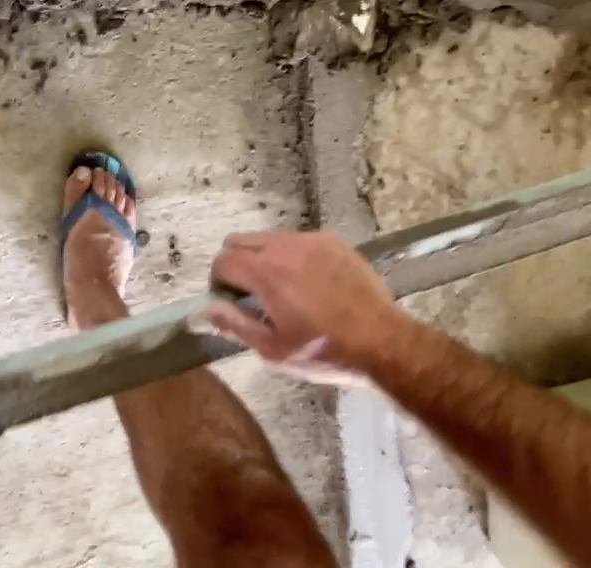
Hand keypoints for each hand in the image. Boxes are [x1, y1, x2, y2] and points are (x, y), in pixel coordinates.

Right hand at [205, 231, 399, 384]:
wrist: (383, 342)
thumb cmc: (324, 352)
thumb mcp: (274, 349)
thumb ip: (235, 324)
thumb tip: (206, 308)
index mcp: (265, 272)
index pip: (222, 260)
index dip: (218, 281)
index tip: (229, 301)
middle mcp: (283, 246)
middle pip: (239, 240)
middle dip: (236, 263)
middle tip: (250, 294)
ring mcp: (310, 240)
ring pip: (268, 238)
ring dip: (263, 258)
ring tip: (282, 289)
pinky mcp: (332, 241)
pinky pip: (298, 240)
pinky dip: (292, 256)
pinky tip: (309, 283)